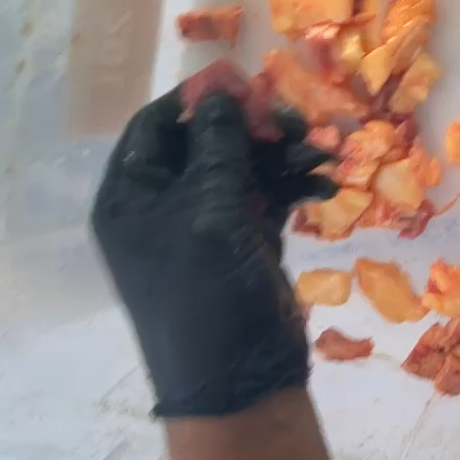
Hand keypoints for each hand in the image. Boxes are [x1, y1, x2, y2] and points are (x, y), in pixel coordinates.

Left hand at [92, 87, 336, 417]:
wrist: (238, 374)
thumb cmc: (207, 291)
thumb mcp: (207, 213)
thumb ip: (217, 149)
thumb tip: (222, 92)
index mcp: (132, 194)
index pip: (159, 126)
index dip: (201, 100)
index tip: (250, 85)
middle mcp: (166, 204)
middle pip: (211, 144)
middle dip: (256, 130)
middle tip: (299, 124)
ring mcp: (210, 224)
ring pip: (247, 170)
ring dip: (286, 158)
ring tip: (325, 156)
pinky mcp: (248, 242)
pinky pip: (271, 199)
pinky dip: (297, 188)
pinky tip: (327, 189)